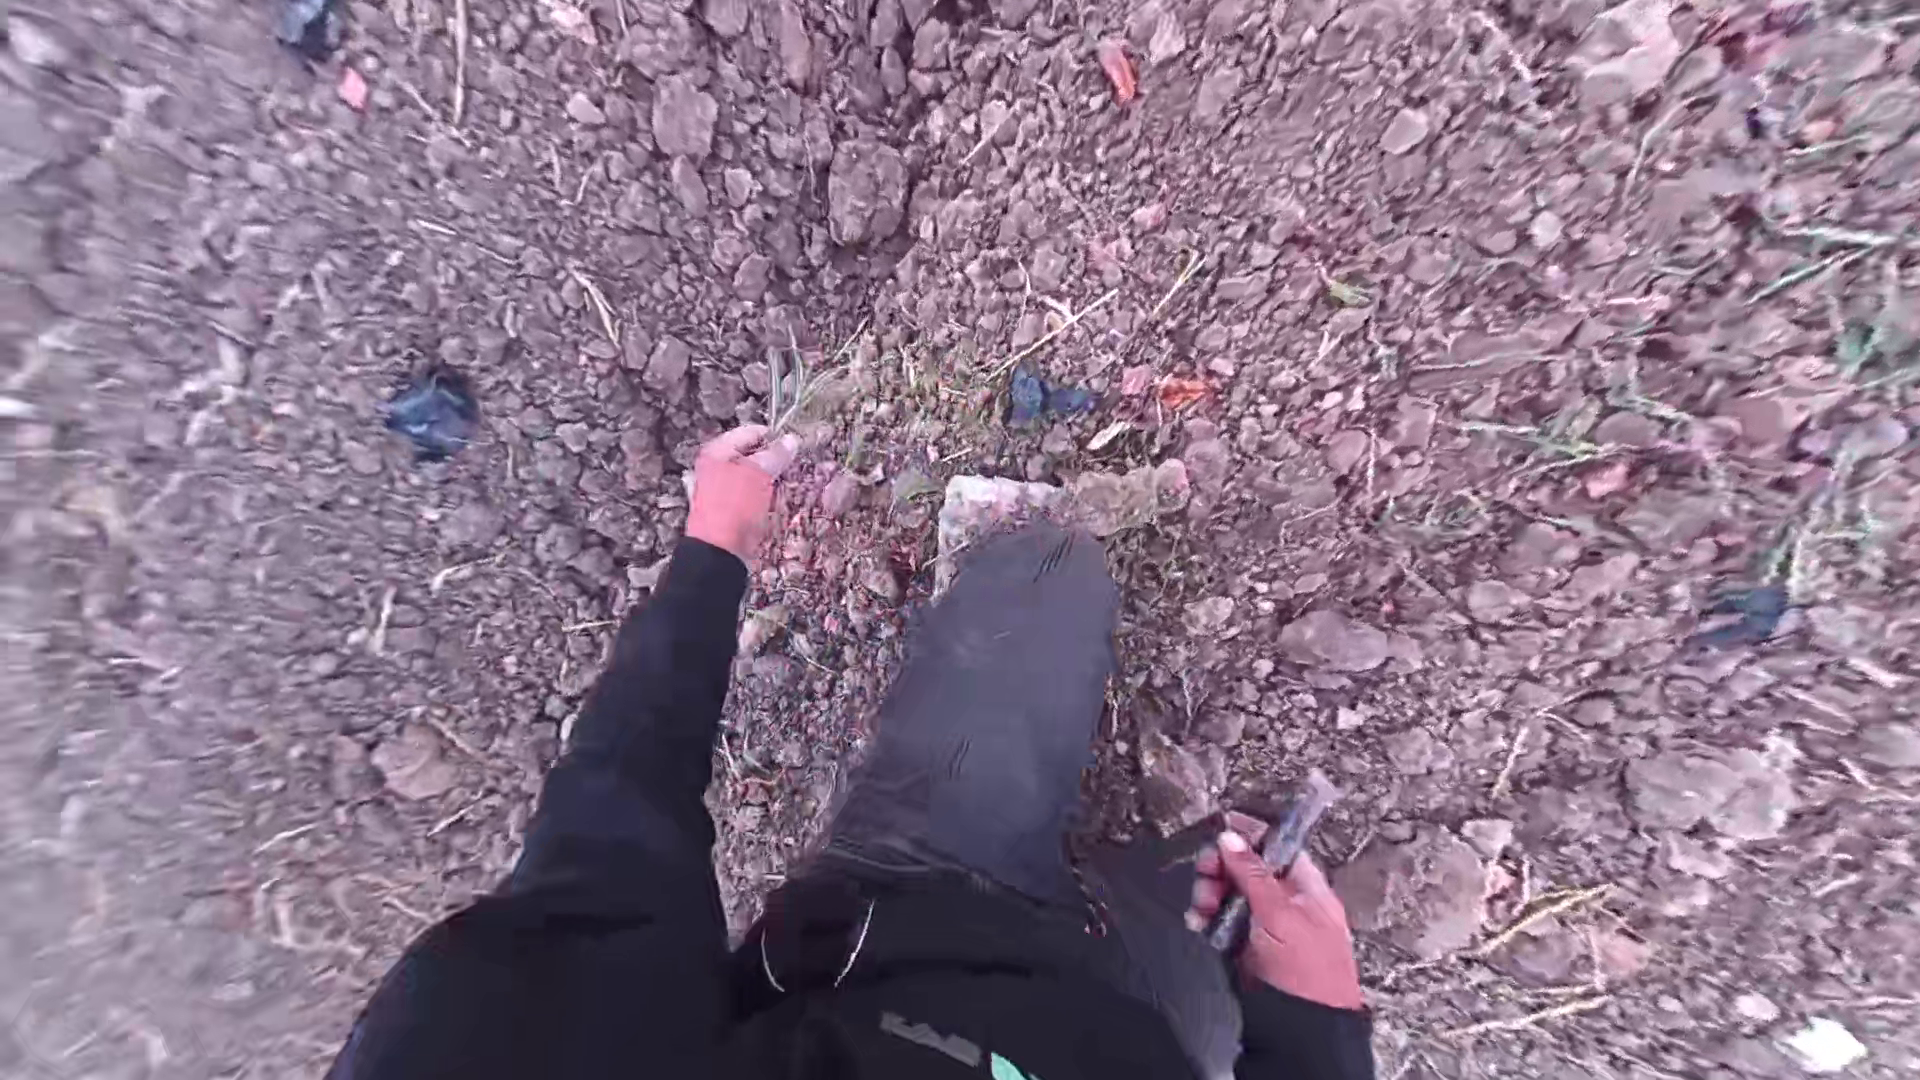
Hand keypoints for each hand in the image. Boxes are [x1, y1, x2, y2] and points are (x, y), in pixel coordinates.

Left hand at [685, 425, 799, 564]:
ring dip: (778, 479)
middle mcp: (720, 468)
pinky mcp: (738, 510)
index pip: (751, 433)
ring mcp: (728, 490)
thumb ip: (774, 454)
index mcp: (717, 452)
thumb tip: (791, 441)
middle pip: (755, 455)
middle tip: (799, 464)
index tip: (796, 445)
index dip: (774, 437)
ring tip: (797, 483)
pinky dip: (773, 495)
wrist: (721, 552)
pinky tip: (785, 500)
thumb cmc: (733, 508)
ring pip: (760, 476)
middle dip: (778, 459)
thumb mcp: (756, 474)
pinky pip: (760, 495)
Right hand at [1186, 832, 1364, 1010]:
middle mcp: (1285, 902)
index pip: (1276, 847)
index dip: (1251, 834)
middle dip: (1221, 866)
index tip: (1224, 826)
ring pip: (1227, 889)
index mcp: (1307, 890)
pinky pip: (1218, 915)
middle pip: (1245, 866)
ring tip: (1202, 904)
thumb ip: (1252, 873)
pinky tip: (1199, 920)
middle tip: (1206, 871)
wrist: (1299, 1033)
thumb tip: (1230, 837)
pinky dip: (1205, 914)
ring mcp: (1264, 922)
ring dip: (1209, 891)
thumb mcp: (1280, 914)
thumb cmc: (1306, 974)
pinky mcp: (1244, 941)